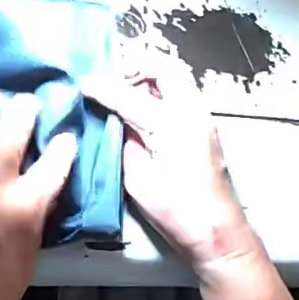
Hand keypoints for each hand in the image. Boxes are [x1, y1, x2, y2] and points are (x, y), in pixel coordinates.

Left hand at [0, 93, 77, 299]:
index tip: (67, 137)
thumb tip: (44, 185)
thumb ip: (37, 215)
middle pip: (13, 123)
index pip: (54, 159)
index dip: (65, 144)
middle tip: (34, 106)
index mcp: (21, 209)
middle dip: (29, 108)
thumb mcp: (28, 261)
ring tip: (0, 106)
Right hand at [83, 63, 263, 279]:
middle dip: (135, 66)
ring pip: (176, 77)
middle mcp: (191, 109)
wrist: (218, 232)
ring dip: (150, 78)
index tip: (80, 83)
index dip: (100, 87)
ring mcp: (202, 117)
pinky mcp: (205, 128)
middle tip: (112, 80)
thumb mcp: (137, 177)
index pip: (127, 94)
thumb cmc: (176, 210)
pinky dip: (160, 91)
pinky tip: (142, 110)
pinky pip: (181, 94)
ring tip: (124, 93)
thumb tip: (116, 121)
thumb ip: (124, 141)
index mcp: (171, 121)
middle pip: (164, 67)